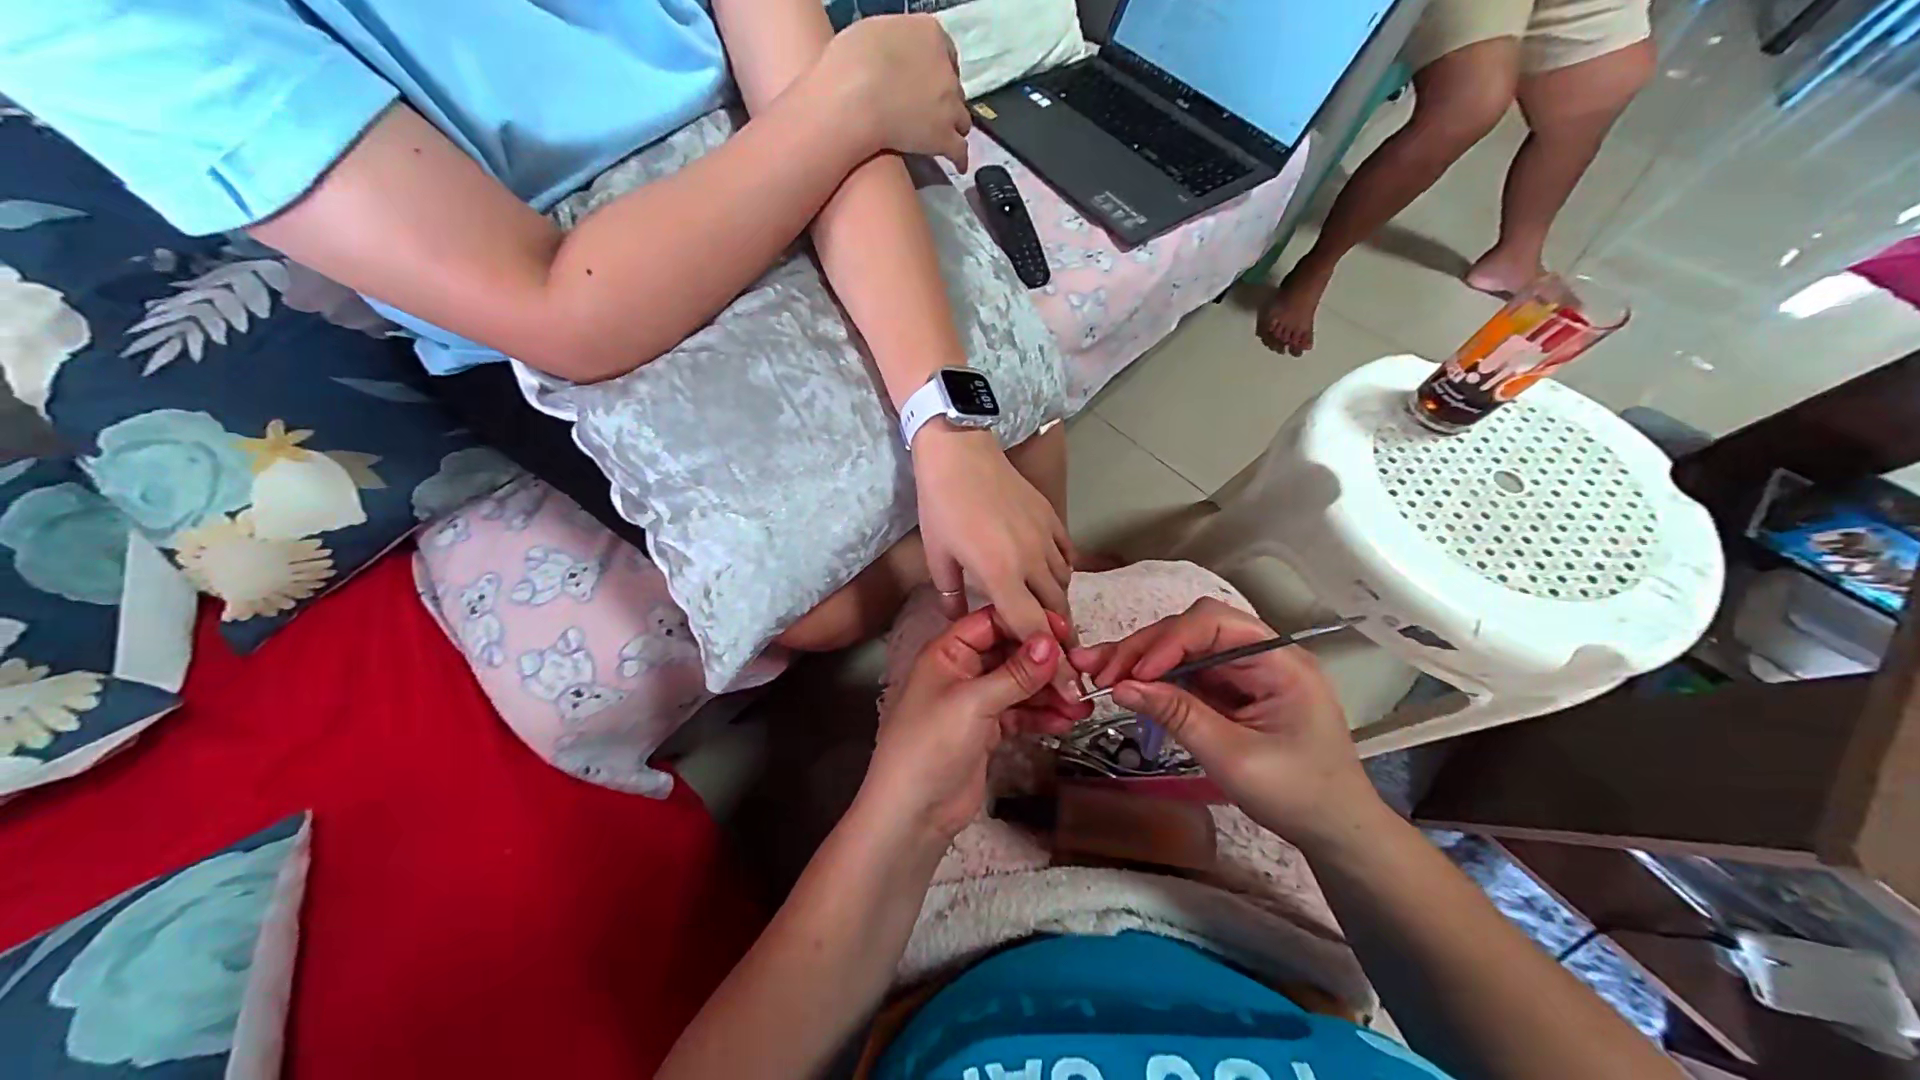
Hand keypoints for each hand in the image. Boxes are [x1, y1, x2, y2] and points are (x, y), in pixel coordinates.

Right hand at [816, 14, 969, 168]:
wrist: (853, 99)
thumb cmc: (850, 62)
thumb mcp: (870, 34)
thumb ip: (890, 43)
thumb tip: (889, 56)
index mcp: (929, 34)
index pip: (945, 52)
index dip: (938, 68)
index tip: (928, 79)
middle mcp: (946, 69)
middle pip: (954, 87)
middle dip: (944, 98)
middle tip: (929, 110)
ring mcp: (949, 105)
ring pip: (962, 120)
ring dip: (954, 126)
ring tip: (943, 137)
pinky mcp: (943, 138)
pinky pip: (959, 150)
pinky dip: (959, 158)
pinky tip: (958, 165)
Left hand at [864, 608, 1089, 842]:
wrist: (912, 814)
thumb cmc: (929, 746)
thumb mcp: (972, 703)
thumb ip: (1015, 673)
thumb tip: (1050, 643)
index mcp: (948, 652)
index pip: (993, 622)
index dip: (1027, 623)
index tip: (1065, 631)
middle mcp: (963, 670)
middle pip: (1012, 654)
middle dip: (1046, 663)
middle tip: (1080, 673)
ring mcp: (976, 701)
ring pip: (1021, 685)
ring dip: (1050, 693)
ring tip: (1082, 704)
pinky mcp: (988, 730)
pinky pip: (1021, 714)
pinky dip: (1043, 716)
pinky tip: (1066, 721)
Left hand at [913, 427, 1074, 646]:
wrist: (960, 451)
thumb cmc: (942, 504)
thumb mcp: (937, 555)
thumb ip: (951, 594)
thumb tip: (958, 617)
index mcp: (1000, 575)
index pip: (1030, 627)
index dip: (1046, 657)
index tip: (1058, 679)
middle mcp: (1032, 561)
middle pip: (1055, 610)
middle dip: (1057, 636)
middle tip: (1055, 653)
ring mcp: (1046, 538)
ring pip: (1065, 584)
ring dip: (1059, 605)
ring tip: (1050, 618)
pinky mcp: (1053, 519)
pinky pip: (1068, 556)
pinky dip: (1063, 574)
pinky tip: (1052, 579)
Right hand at [1068, 598, 1382, 848]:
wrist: (1334, 829)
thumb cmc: (1297, 794)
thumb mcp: (1235, 758)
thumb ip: (1180, 716)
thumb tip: (1122, 687)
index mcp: (1279, 661)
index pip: (1215, 624)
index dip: (1169, 642)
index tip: (1134, 674)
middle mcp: (1260, 654)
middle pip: (1192, 630)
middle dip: (1144, 647)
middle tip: (1099, 670)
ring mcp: (1243, 671)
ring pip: (1181, 648)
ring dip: (1138, 658)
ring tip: (1094, 669)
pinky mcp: (1229, 689)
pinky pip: (1184, 672)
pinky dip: (1150, 677)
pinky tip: (1118, 680)